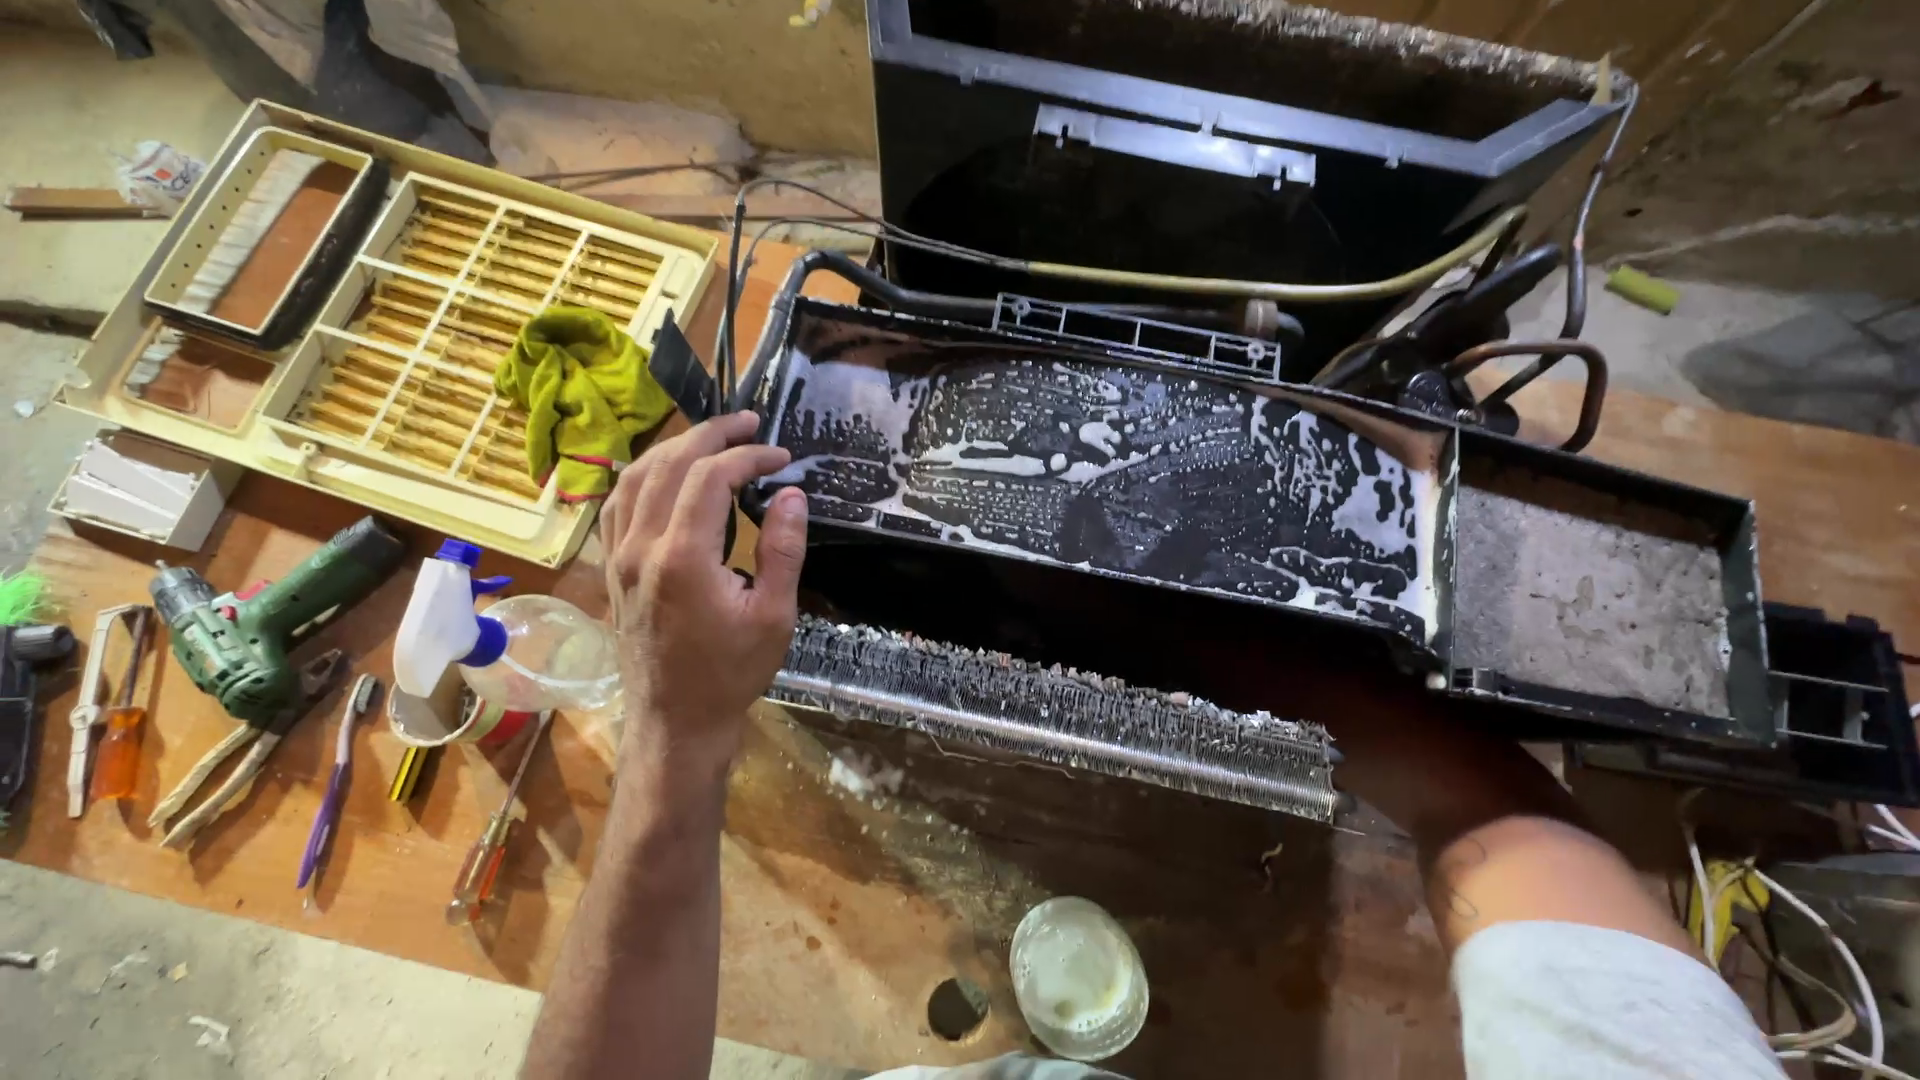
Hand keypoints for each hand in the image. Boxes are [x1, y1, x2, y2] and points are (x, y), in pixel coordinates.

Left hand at [601, 411, 807, 769]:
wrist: (675, 721)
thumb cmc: (731, 674)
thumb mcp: (774, 617)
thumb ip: (783, 551)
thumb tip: (792, 494)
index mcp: (682, 557)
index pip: (710, 478)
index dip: (748, 456)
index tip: (782, 456)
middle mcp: (641, 547)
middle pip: (668, 464)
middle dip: (711, 434)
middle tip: (749, 422)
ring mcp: (619, 557)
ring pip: (635, 477)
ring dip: (674, 448)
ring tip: (711, 437)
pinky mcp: (613, 569)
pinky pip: (618, 504)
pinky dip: (644, 476)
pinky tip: (665, 473)